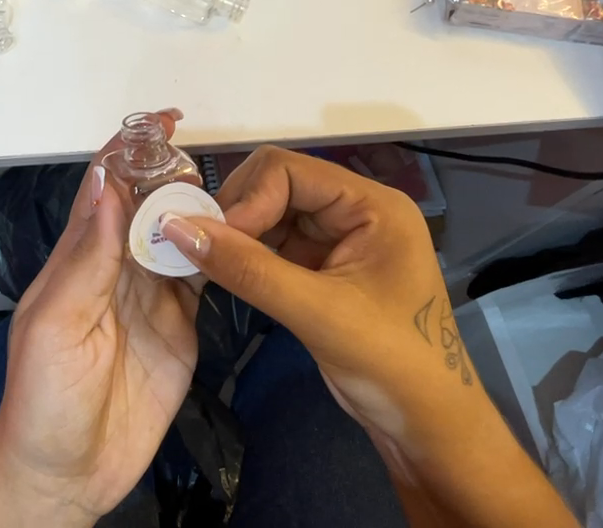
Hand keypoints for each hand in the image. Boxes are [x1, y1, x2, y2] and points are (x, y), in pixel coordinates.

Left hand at [0, 111, 200, 526]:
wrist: (66, 474)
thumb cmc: (44, 397)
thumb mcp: (56, 324)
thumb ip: (86, 259)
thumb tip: (108, 184)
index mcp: (79, 258)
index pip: (104, 189)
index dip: (127, 152)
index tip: (159, 123)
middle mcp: (116, 268)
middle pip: (146, 206)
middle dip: (171, 173)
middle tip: (207, 154)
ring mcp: (150, 296)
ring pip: (178, 236)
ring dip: (200, 210)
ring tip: (234, 187)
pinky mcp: (180, 327)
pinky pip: (202, 280)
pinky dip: (221, 254)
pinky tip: (242, 237)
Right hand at [160, 147, 576, 527]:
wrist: (429, 433)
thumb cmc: (391, 365)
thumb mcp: (316, 313)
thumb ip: (246, 267)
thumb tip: (173, 226)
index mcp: (372, 205)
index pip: (287, 170)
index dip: (245, 198)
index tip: (213, 238)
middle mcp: (355, 210)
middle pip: (274, 183)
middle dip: (237, 212)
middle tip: (204, 248)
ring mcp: (339, 237)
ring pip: (268, 211)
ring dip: (237, 233)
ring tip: (210, 262)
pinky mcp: (322, 265)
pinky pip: (271, 240)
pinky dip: (245, 253)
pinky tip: (227, 273)